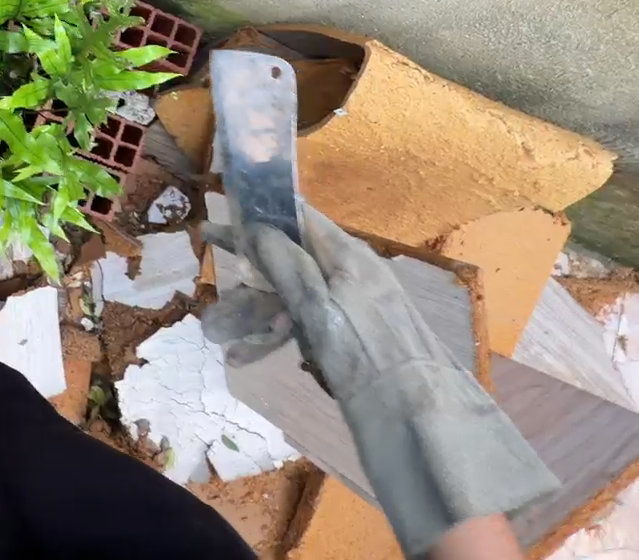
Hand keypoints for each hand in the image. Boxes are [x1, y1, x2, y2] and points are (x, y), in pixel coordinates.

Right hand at [202, 204, 555, 557]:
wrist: (427, 428)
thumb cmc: (365, 360)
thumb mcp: (318, 310)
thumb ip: (287, 265)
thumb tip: (257, 226)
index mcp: (347, 255)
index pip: (299, 215)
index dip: (260, 211)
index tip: (225, 211)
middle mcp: (355, 270)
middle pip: (295, 252)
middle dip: (252, 260)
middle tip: (212, 251)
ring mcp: (361, 303)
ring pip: (300, 291)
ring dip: (262, 304)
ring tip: (224, 332)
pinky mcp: (363, 334)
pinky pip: (315, 319)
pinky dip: (285, 331)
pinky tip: (256, 355)